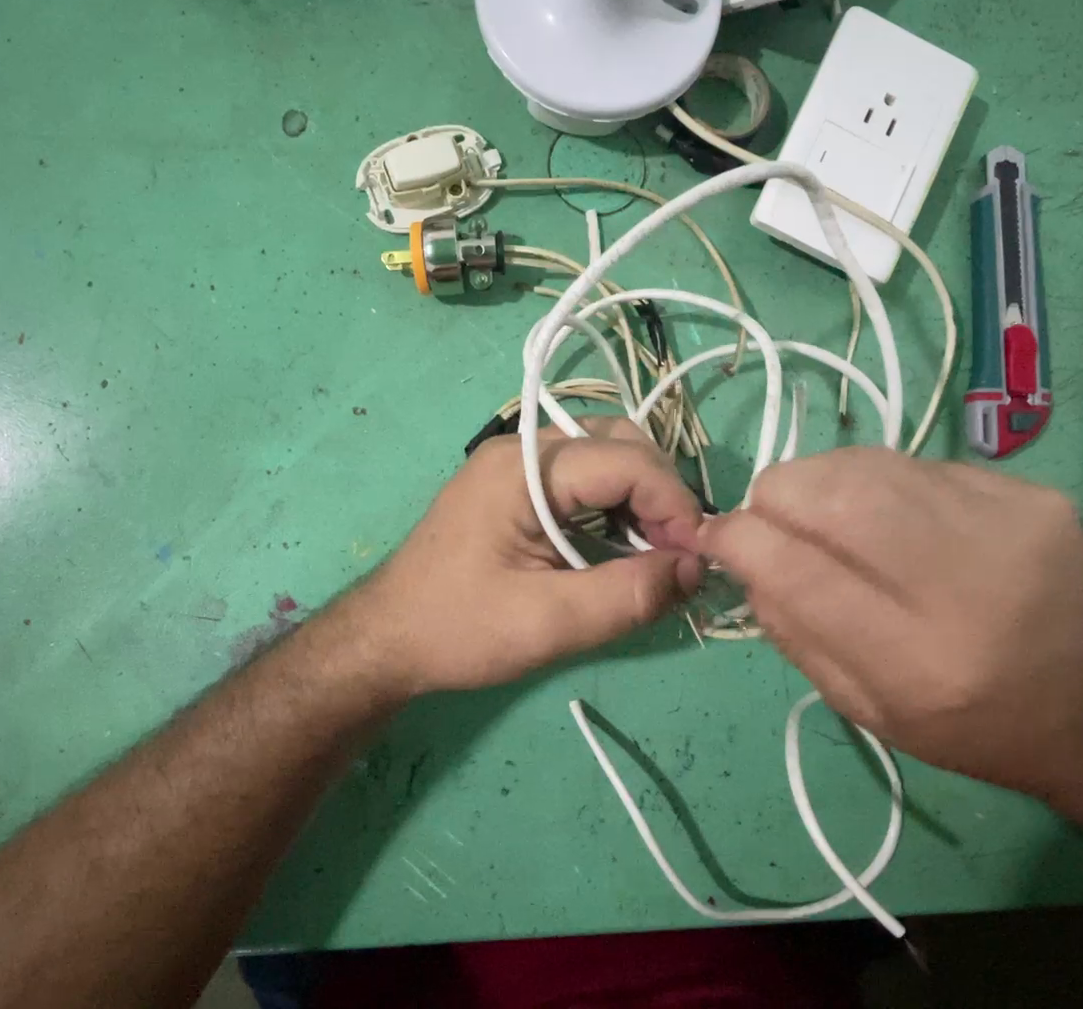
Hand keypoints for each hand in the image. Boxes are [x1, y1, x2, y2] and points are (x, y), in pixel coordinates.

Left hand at [350, 416, 702, 695]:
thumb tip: (695, 570)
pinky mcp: (516, 487)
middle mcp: (522, 449)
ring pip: (606, 455)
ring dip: (641, 498)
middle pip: (620, 443)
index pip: (627, 460)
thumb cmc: (458, 629)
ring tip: (655, 552)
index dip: (673, 504)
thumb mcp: (548, 624)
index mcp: (524, 468)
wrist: (387, 639)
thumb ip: (627, 595)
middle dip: (660, 493)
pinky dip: (615, 505)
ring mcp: (516, 464)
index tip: (695, 559)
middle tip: (676, 554)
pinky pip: (583, 478)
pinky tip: (622, 546)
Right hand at [699, 447, 1082, 800]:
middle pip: (830, 494)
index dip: (738, 540)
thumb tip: (741, 553)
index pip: (796, 569)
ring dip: (819, 483)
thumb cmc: (963, 724)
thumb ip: (789, 629)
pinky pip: (912, 464)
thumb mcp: (859, 707)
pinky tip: (893, 520)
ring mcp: (1006, 524)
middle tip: (769, 520)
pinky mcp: (1028, 493)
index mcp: (917, 661)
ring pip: (865, 463)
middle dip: (774, 497)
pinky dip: (877, 484)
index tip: (714, 537)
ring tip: (825, 519)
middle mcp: (966, 583)